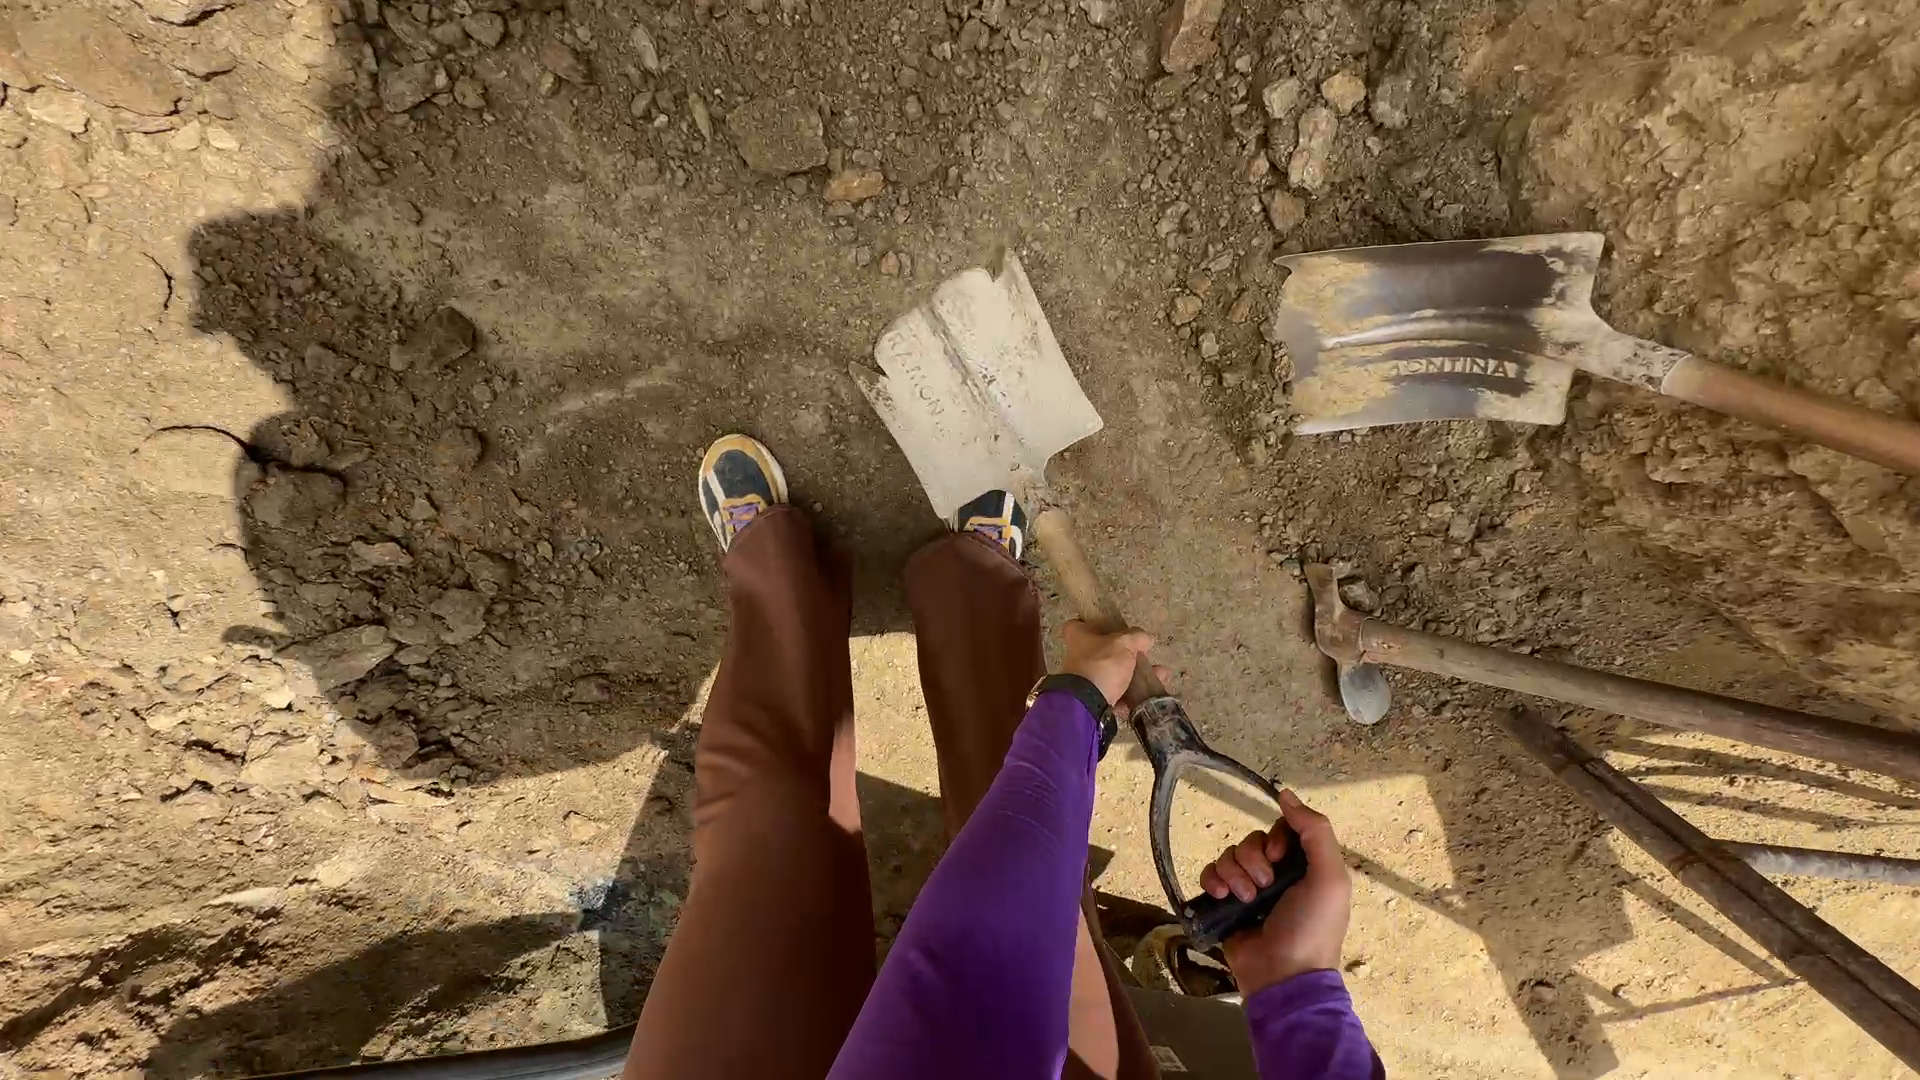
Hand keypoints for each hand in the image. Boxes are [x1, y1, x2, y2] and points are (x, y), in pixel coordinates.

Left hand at [1059, 620, 1154, 705]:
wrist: (1088, 704)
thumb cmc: (1102, 665)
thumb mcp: (1124, 643)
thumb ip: (1136, 637)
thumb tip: (1144, 638)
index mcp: (1079, 638)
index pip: (1077, 625)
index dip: (1091, 624)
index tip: (1108, 627)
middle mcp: (1078, 658)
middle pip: (1102, 652)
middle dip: (1127, 656)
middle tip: (1146, 658)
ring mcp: (1084, 682)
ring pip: (1112, 676)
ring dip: (1136, 677)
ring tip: (1160, 676)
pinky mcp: (1092, 702)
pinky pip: (1115, 697)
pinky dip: (1132, 697)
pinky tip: (1149, 695)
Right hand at [1201, 789, 1351, 996]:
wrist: (1282, 975)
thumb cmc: (1311, 927)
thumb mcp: (1329, 879)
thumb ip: (1315, 832)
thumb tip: (1285, 793)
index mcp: (1303, 867)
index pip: (1281, 829)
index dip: (1275, 838)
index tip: (1278, 858)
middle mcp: (1276, 874)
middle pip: (1251, 841)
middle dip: (1252, 860)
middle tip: (1263, 886)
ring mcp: (1249, 889)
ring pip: (1229, 855)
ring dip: (1234, 874)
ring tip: (1245, 900)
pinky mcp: (1225, 902)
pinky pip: (1210, 873)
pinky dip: (1213, 880)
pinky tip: (1221, 895)